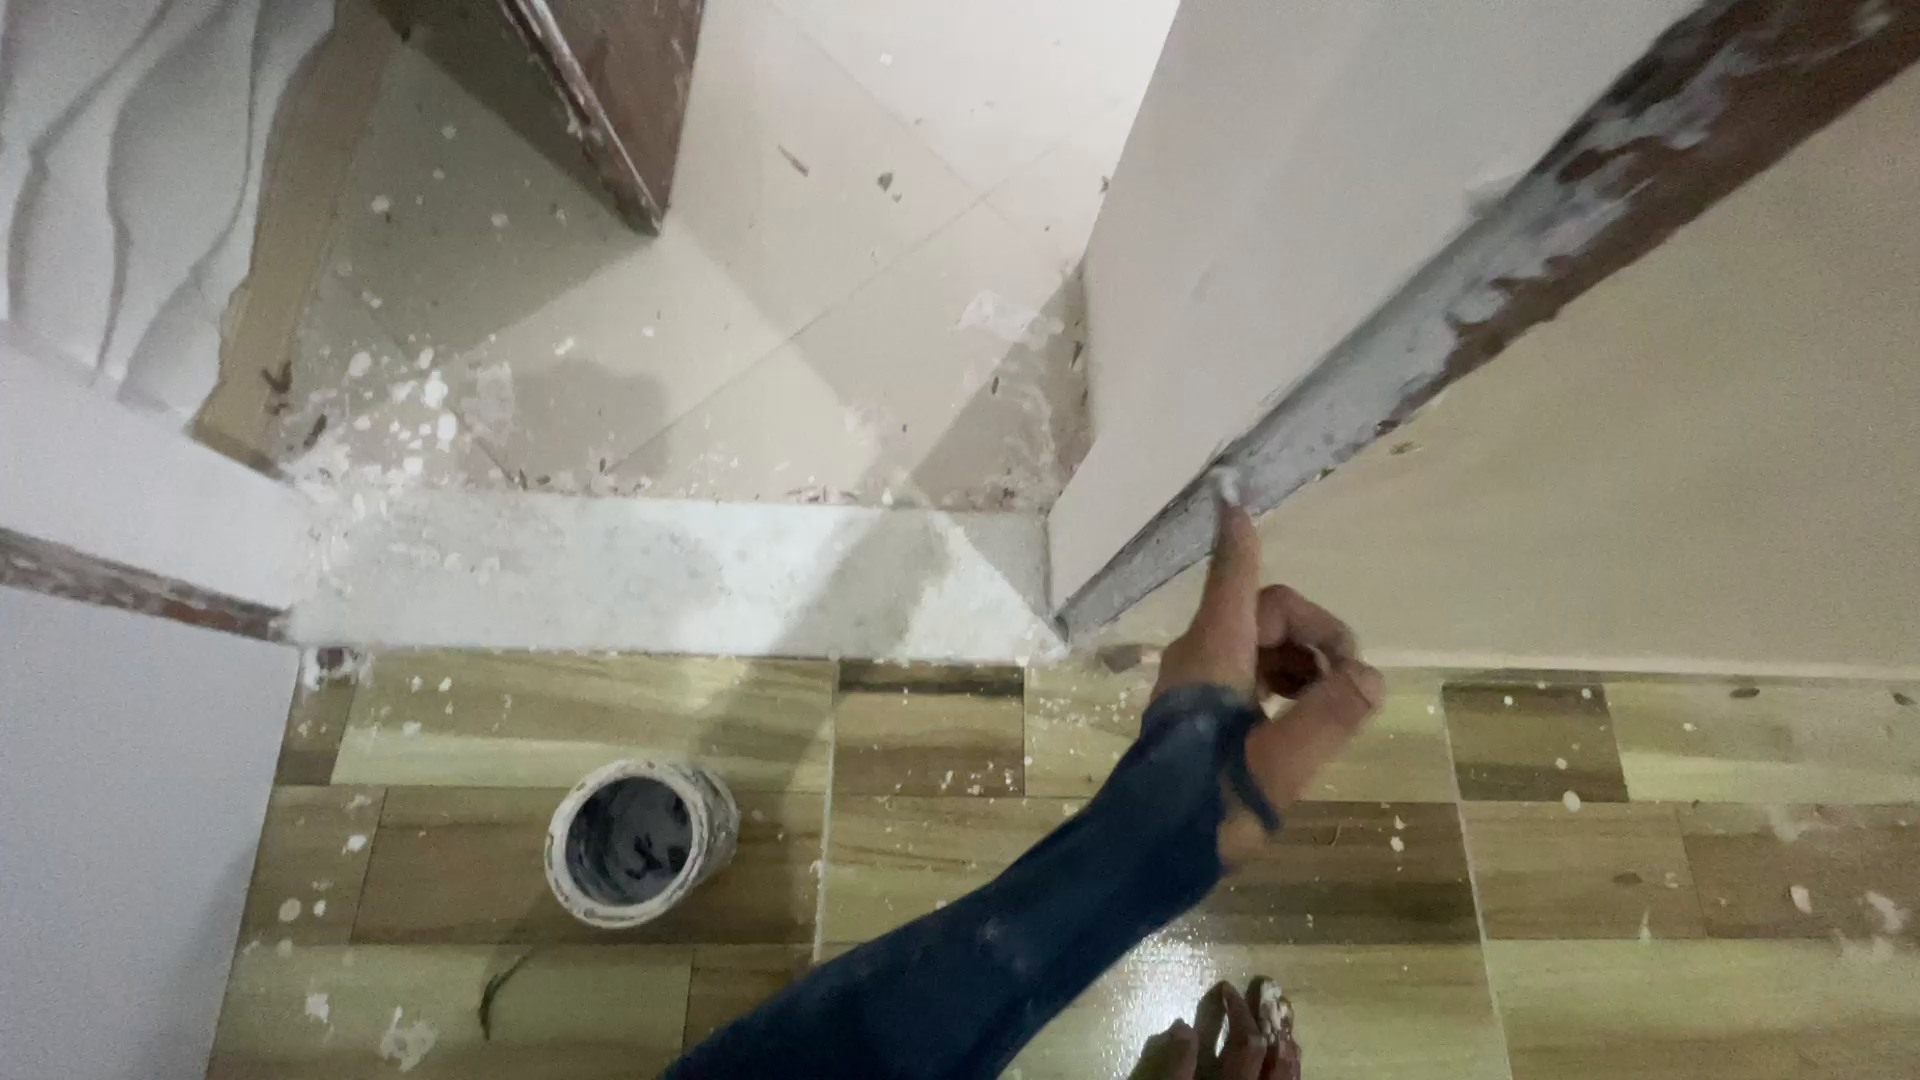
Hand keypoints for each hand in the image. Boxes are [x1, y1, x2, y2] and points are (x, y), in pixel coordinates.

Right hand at [1129, 981, 1300, 1079]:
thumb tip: (1185, 1025)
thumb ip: (1176, 1065)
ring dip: (1288, 1051)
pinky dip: (1290, 1078)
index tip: (1225, 988)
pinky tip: (1286, 1069)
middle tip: (1268, 996)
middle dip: (1272, 1023)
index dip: (1239, 1011)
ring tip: (1285, 1028)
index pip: (1247, 1041)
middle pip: (1278, 1059)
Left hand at [1151, 488, 1382, 858]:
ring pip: (1259, 641)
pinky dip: (1283, 679)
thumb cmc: (1209, 801)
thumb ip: (1330, 715)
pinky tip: (1305, 715)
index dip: (1239, 541)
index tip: (1234, 497)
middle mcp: (1200, 654)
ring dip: (1303, 658)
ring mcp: (1195, 680)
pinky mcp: (1198, 705)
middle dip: (1315, 631)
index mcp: (1213, 654)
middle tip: (1354, 677)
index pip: (1232, 582)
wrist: (1149, 843)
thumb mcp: (1283, 764)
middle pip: (1264, 611)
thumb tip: (1370, 675)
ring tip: (1336, 701)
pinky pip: (1248, 670)